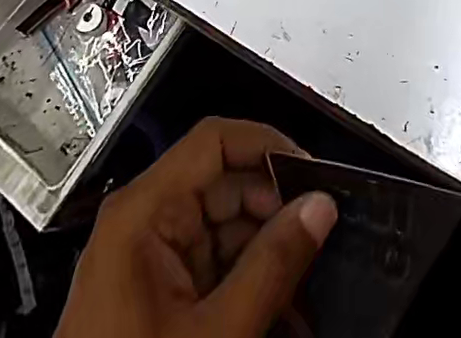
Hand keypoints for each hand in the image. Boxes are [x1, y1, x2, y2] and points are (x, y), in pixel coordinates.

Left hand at [55, 117, 336, 337]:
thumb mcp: (217, 331)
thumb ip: (271, 265)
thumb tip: (316, 208)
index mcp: (143, 211)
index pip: (214, 141)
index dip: (266, 147)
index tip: (311, 172)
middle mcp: (144, 221)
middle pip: (226, 183)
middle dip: (276, 210)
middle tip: (316, 238)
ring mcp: (152, 255)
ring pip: (227, 225)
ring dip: (268, 251)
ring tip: (303, 287)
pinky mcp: (160, 287)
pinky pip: (216, 261)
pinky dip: (250, 279)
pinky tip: (279, 309)